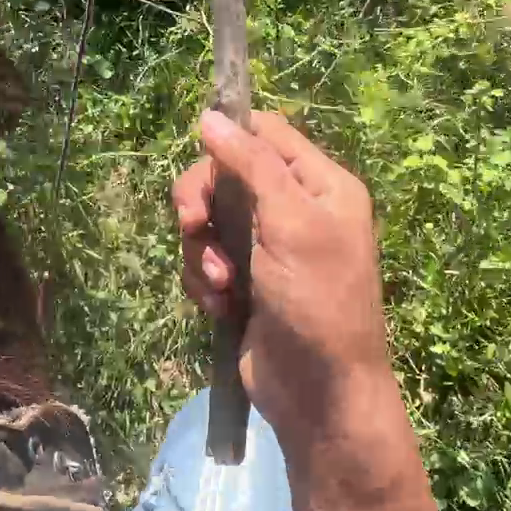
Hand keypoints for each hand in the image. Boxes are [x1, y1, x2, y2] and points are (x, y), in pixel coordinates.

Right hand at [174, 110, 389, 463]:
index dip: (229, 139)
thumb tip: (209, 115)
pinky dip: (203, 281)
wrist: (319, 395)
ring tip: (221, 286)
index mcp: (319, 185)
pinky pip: (203, 258)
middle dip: (201, 203)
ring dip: (202, 252)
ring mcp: (264, 247)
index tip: (200, 157)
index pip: (265, 134)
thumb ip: (251, 165)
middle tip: (191, 225)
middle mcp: (291, 209)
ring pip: (206, 220)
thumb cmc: (318, 301)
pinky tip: (220, 307)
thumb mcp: (291, 224)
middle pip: (223, 176)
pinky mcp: (241, 280)